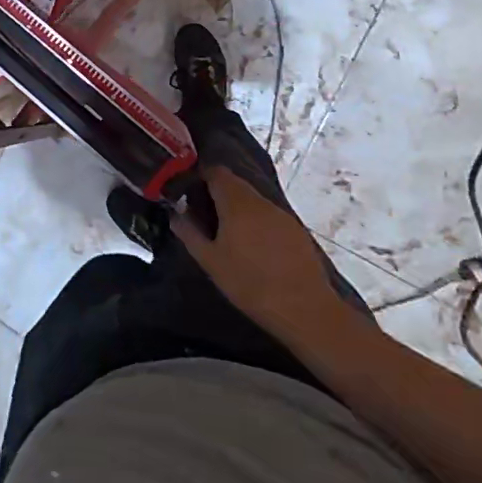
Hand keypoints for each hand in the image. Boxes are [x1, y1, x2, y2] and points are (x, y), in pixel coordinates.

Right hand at [171, 167, 348, 334]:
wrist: (306, 310)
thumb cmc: (250, 284)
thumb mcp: (210, 262)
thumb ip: (189, 233)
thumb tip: (175, 214)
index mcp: (237, 204)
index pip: (216, 172)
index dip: (200, 176)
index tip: (188, 192)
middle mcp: (261, 202)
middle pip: (235, 184)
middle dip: (217, 193)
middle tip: (203, 215)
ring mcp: (282, 215)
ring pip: (253, 201)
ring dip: (238, 208)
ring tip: (227, 233)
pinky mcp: (297, 231)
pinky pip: (269, 216)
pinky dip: (257, 222)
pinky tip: (254, 247)